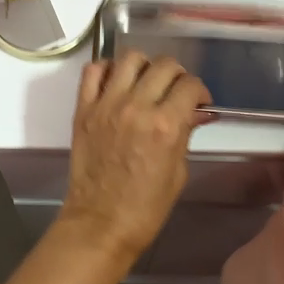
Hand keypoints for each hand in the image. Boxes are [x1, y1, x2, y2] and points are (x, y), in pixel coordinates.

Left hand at [60, 51, 211, 257]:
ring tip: (146, 82)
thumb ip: (185, 134)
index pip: (190, 85)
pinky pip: (94, 70)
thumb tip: (196, 112)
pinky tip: (116, 83)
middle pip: (164, 65)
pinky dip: (107, 69)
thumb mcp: (178, 172)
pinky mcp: (84, 108)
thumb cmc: (145, 208)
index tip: (199, 101)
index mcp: (165, 126)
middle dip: (177, 75)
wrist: (100, 225)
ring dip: (145, 66)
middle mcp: (137, 107)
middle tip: (176, 90)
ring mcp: (107, 104)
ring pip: (130, 58)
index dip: (200, 91)